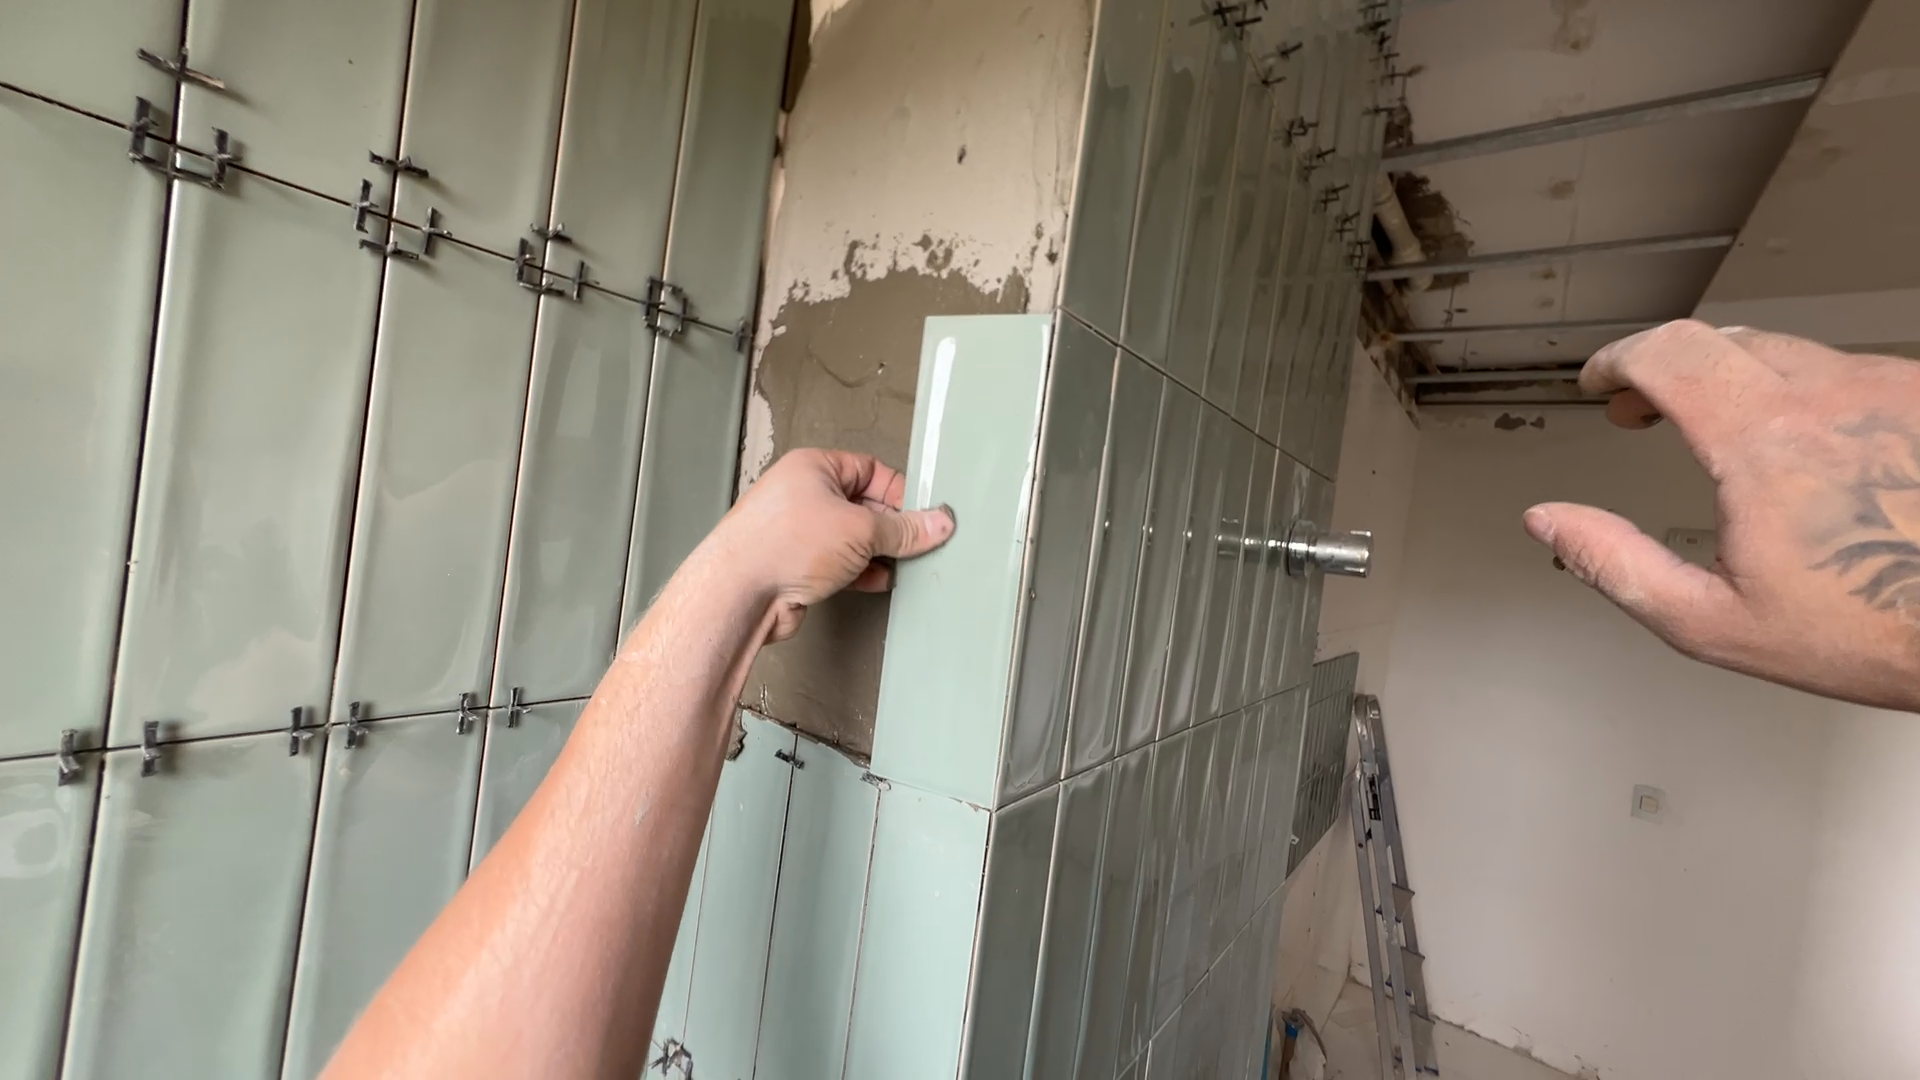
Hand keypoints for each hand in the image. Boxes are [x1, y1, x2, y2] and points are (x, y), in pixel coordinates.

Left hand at [704, 449, 955, 642]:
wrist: (739, 593)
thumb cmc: (787, 544)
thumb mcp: (860, 530)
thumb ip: (903, 529)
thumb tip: (938, 523)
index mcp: (815, 467)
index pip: (871, 470)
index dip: (900, 491)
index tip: (925, 514)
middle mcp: (805, 494)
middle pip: (864, 505)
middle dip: (892, 526)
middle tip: (921, 543)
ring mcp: (800, 531)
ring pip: (853, 537)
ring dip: (879, 552)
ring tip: (905, 565)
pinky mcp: (798, 564)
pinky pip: (840, 562)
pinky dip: (862, 571)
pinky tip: (880, 581)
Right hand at [1522, 321, 1919, 711]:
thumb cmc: (1889, 633)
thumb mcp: (1710, 620)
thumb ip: (1612, 562)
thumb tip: (1549, 522)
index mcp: (1771, 443)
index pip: (1669, 354)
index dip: (1615, 360)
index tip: (1598, 381)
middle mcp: (1843, 400)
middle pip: (1720, 341)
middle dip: (1660, 368)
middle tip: (1640, 407)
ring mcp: (1906, 394)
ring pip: (1787, 352)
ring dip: (1728, 379)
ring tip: (1711, 423)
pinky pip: (1851, 372)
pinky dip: (1794, 392)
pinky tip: (1792, 437)